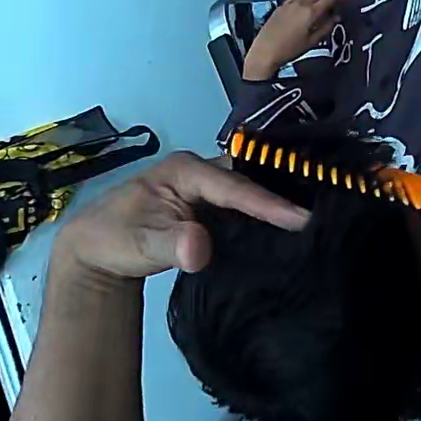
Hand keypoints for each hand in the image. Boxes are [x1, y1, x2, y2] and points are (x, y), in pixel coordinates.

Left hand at [55, 152, 309, 283]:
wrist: (95, 250)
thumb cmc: (115, 241)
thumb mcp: (139, 244)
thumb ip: (171, 244)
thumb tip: (200, 249)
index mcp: (185, 170)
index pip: (233, 186)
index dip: (268, 203)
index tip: (301, 218)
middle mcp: (201, 171)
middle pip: (248, 177)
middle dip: (284, 188)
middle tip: (325, 202)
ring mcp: (206, 187)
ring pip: (249, 187)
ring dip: (278, 197)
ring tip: (318, 209)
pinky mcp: (210, 204)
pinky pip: (244, 202)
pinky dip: (264, 210)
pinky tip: (287, 223)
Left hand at [242, 0, 347, 80]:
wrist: (265, 50)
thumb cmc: (290, 49)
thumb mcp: (312, 41)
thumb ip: (326, 27)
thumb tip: (336, 16)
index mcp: (310, 11)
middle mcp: (301, 2)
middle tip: (338, 4)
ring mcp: (290, 2)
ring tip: (323, 5)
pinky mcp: (281, 5)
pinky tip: (306, 7)